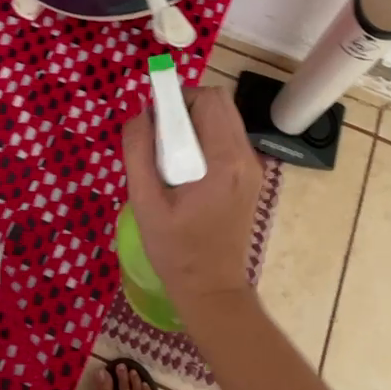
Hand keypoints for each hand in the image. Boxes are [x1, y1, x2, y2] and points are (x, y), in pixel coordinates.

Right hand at [121, 85, 262, 311]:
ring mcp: (253, 166)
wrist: (213, 290)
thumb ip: (138, 152)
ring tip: (172, 155)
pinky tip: (187, 169)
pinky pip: (229, 137)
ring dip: (197, 122)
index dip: (178, 99)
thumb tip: (139, 113)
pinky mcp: (250, 176)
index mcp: (224, 160)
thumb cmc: (176, 251)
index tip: (156, 121)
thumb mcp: (145, 202)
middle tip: (162, 137)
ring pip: (226, 117)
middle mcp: (245, 156)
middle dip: (187, 107)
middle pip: (220, 102)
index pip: (208, 99)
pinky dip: (207, 138)